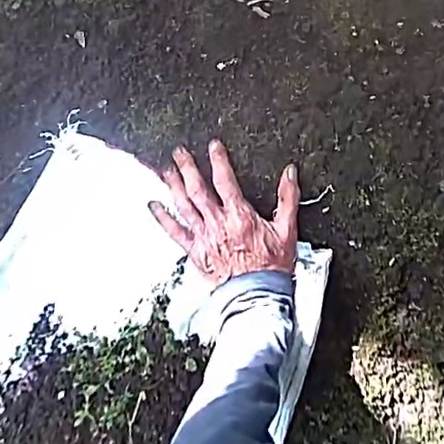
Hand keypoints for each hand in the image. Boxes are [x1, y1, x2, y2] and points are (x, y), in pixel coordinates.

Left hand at [149, 140, 298, 281]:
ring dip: (173, 186)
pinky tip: (154, 206)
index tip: (213, 146)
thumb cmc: (273, 265)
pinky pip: (175, 232)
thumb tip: (290, 172)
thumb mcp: (287, 229)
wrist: (258, 297)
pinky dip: (163, 218)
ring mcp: (204, 238)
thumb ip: (287, 198)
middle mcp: (218, 223)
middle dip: (187, 168)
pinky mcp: (195, 252)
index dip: (218, 160)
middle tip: (179, 152)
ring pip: (184, 206)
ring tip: (166, 170)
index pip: (225, 180)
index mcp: (240, 215)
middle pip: (198, 190)